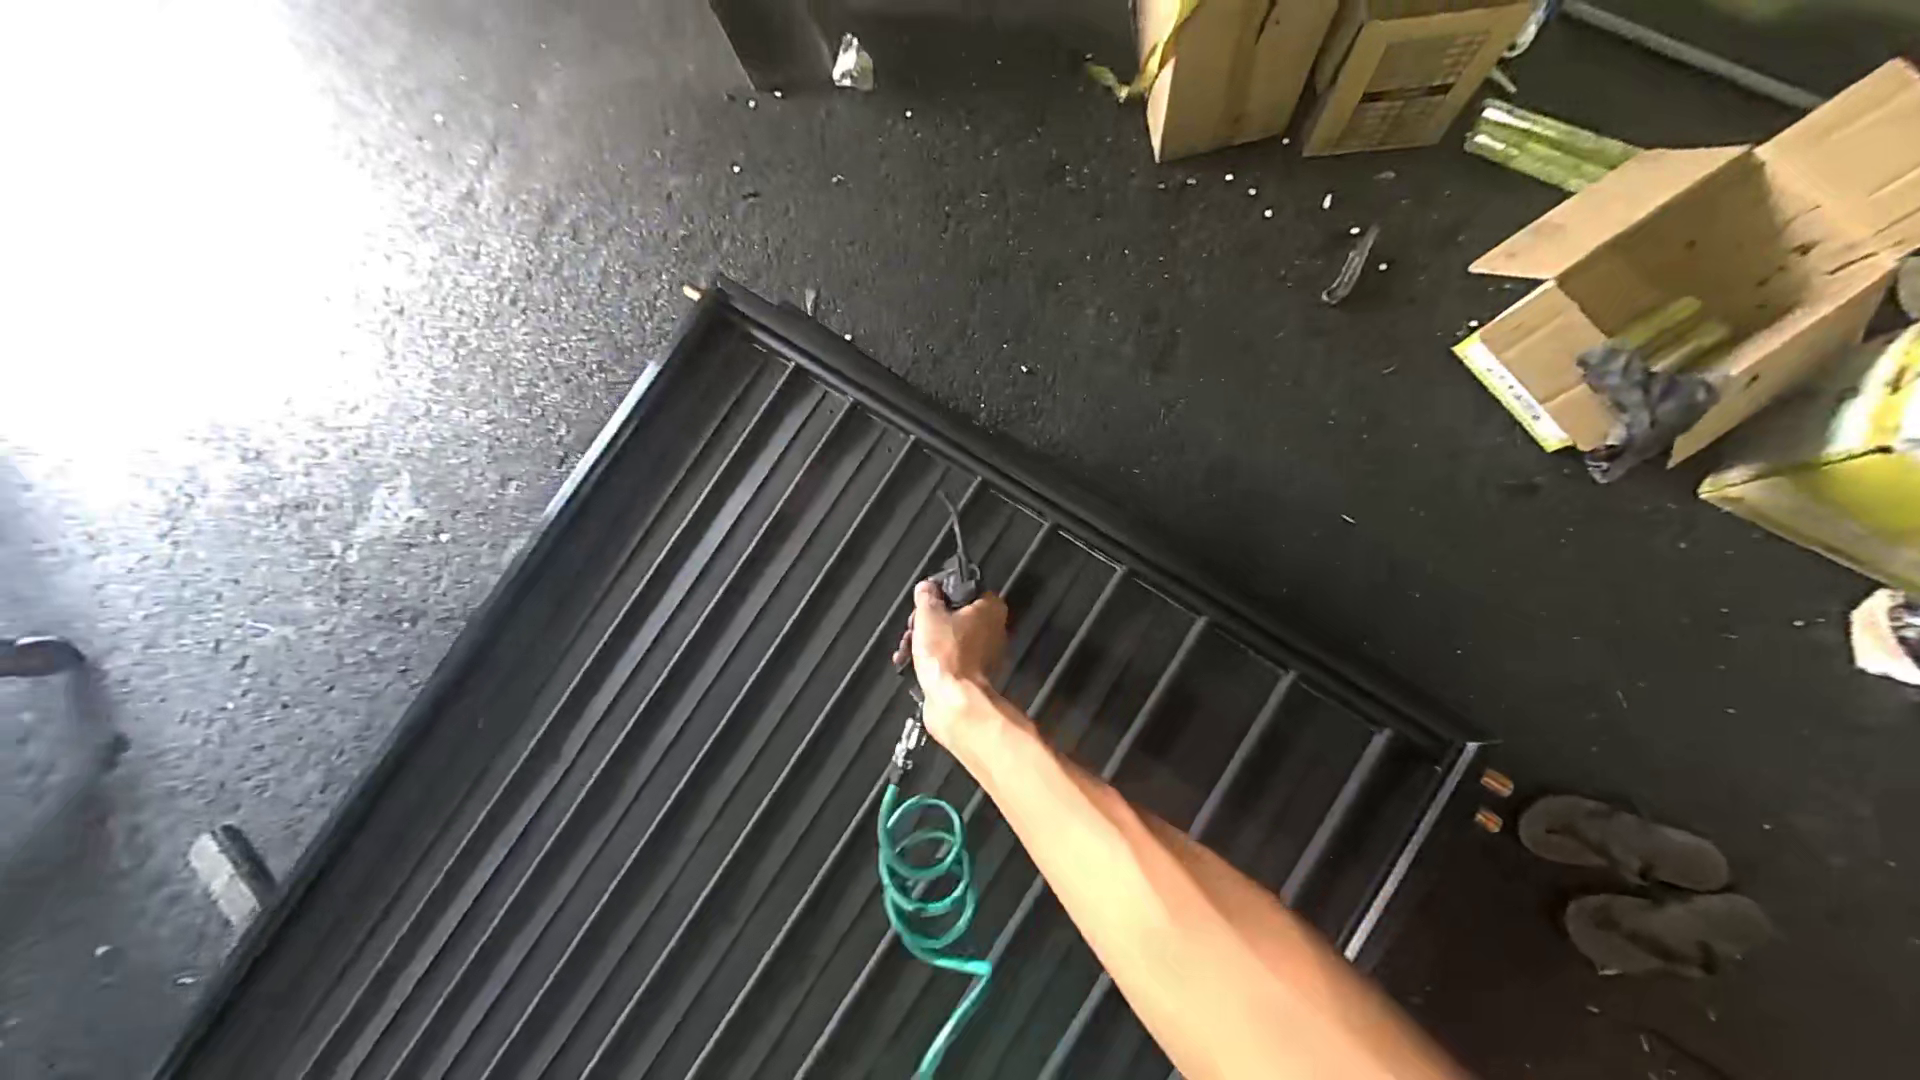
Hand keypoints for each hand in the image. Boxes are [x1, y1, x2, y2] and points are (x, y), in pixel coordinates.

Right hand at [892, 580, 1007, 745]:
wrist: (953, 701)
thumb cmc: (948, 657)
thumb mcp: (929, 614)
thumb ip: (926, 596)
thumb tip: (925, 588)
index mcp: (991, 608)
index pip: (965, 589)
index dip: (940, 594)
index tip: (925, 600)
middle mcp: (994, 631)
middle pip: (955, 616)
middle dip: (929, 622)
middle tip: (916, 626)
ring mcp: (984, 656)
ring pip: (949, 639)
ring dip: (926, 642)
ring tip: (909, 648)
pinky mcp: (972, 676)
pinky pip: (949, 661)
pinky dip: (932, 661)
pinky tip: (913, 664)